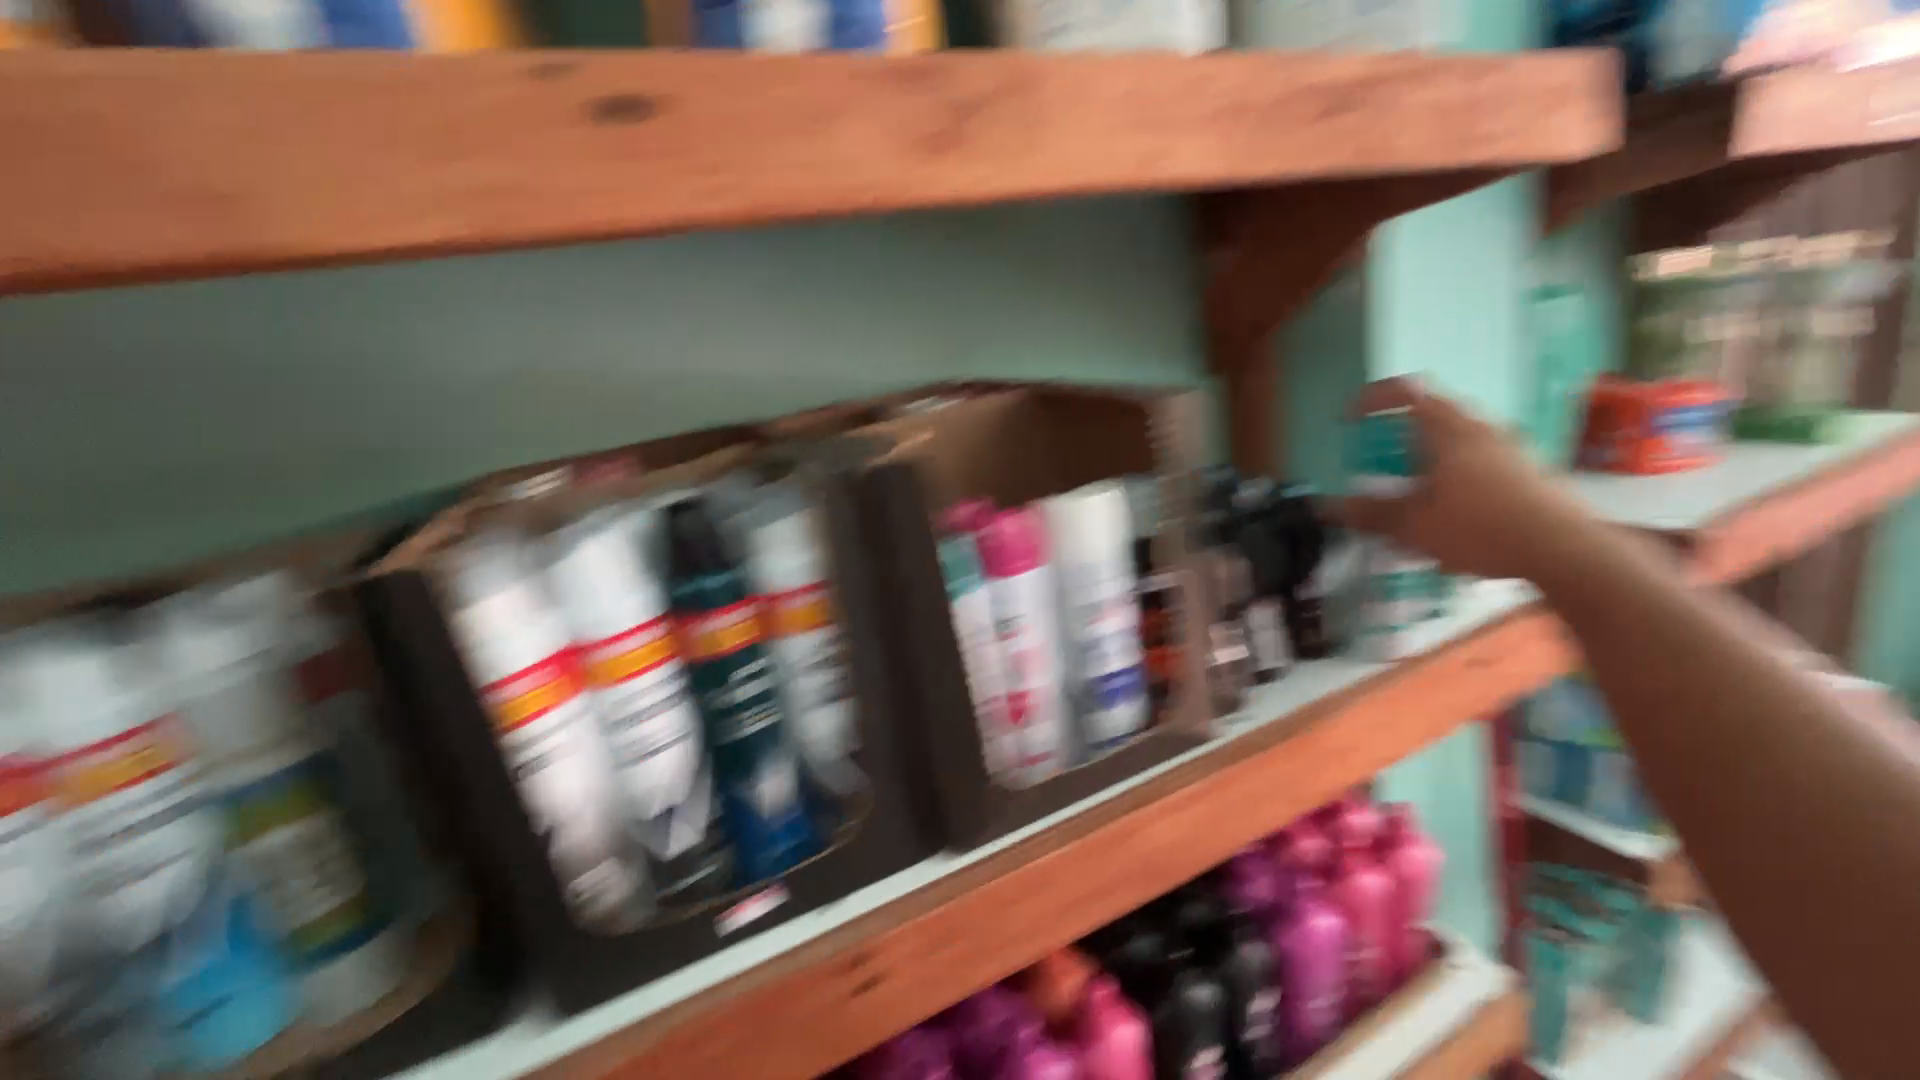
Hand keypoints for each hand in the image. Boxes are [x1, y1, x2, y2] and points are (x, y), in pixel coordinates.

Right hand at [1335, 378, 1593, 581]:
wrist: (1564, 550)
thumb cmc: (1480, 529)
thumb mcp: (1414, 526)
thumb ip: (1371, 513)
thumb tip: (1331, 507)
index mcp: (1449, 430)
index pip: (1407, 391)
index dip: (1373, 399)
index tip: (1352, 420)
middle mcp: (1482, 429)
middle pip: (1434, 415)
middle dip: (1401, 435)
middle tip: (1381, 462)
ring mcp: (1512, 449)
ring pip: (1460, 440)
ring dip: (1431, 457)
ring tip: (1416, 493)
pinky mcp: (1530, 473)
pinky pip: (1481, 462)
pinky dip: (1457, 475)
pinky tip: (1454, 514)